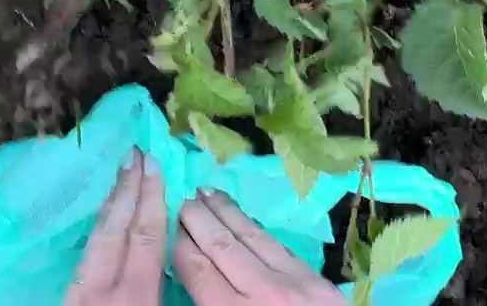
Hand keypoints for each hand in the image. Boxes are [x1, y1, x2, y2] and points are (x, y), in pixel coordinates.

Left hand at [67, 149, 166, 305]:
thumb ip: (165, 285)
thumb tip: (176, 240)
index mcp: (134, 296)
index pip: (147, 235)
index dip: (151, 196)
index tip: (153, 160)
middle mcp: (102, 287)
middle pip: (117, 228)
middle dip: (128, 187)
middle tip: (135, 151)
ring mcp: (78, 293)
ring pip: (96, 238)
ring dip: (111, 204)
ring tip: (122, 174)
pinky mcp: (66, 298)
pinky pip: (85, 254)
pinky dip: (98, 228)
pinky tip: (104, 217)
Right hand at [174, 189, 346, 305]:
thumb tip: (196, 286)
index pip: (201, 274)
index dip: (183, 249)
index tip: (170, 229)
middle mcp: (262, 295)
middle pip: (223, 247)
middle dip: (200, 220)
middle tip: (183, 199)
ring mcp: (292, 282)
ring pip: (251, 237)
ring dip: (227, 212)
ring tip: (207, 191)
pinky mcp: (315, 279)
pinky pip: (278, 246)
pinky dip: (256, 227)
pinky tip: (245, 217)